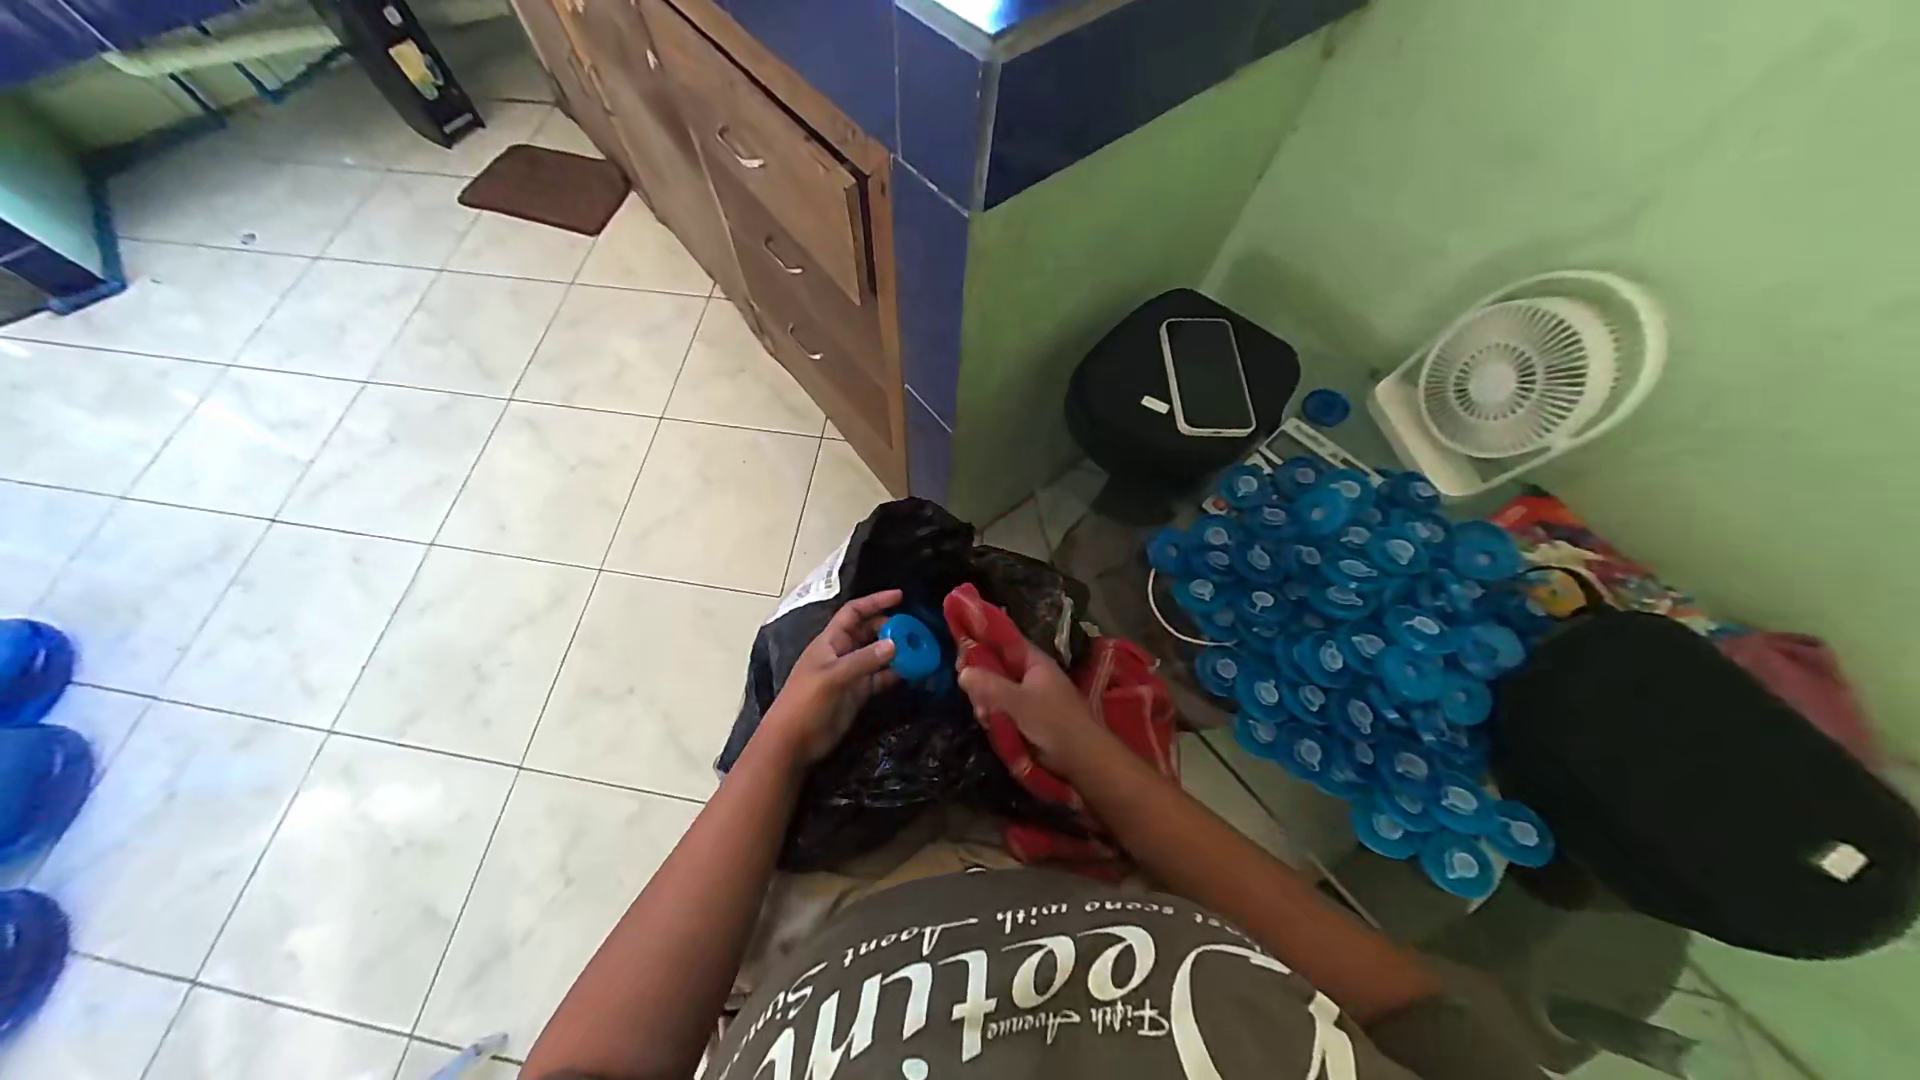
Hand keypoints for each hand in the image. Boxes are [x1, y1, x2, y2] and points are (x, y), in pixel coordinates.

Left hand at [760, 589, 903, 764]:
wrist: (793, 742)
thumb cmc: (805, 702)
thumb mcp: (832, 677)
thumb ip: (863, 660)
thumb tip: (894, 645)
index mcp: (830, 641)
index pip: (854, 612)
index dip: (874, 601)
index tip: (899, 596)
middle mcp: (842, 653)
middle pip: (869, 631)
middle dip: (891, 627)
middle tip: (915, 629)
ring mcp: (850, 673)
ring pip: (877, 654)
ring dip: (896, 650)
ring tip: (920, 647)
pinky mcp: (857, 693)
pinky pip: (880, 677)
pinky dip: (895, 673)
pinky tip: (912, 671)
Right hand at [956, 638, 1099, 770]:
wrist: (1083, 760)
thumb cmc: (1054, 722)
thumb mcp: (1019, 702)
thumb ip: (990, 685)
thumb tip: (962, 671)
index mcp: (1034, 662)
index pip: (1004, 641)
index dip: (982, 641)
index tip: (960, 652)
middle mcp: (1031, 675)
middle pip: (996, 667)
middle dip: (982, 680)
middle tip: (974, 695)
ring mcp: (1029, 697)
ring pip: (997, 691)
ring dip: (986, 702)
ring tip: (985, 715)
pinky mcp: (1027, 718)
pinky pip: (1002, 709)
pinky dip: (994, 715)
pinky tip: (990, 724)